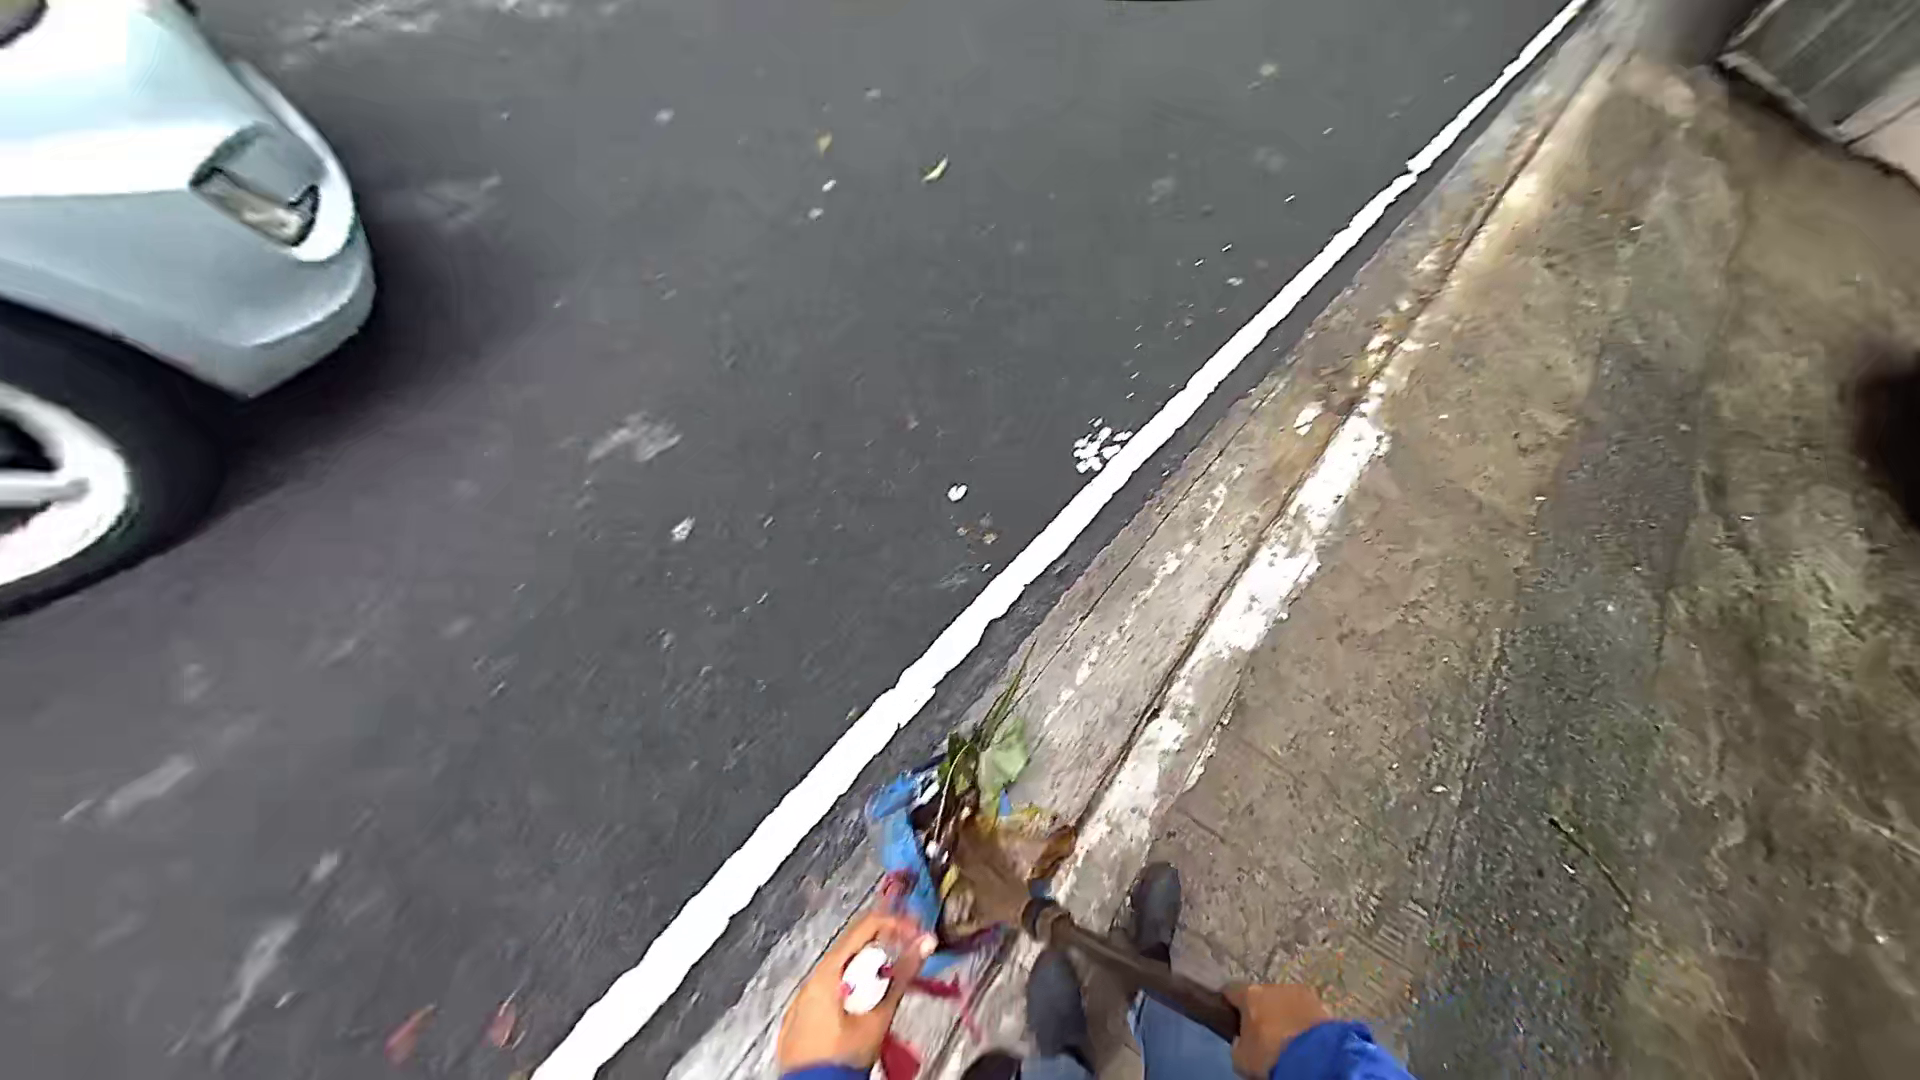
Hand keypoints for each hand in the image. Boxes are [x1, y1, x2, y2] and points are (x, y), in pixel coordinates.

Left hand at [776, 911, 936, 1070]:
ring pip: (844, 968)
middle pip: (855, 946)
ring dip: (870, 970)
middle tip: (908, 956)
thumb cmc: (843, 1061)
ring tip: (889, 984)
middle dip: (885, 949)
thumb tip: (924, 944)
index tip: (916, 931)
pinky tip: (865, 1003)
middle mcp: (811, 979)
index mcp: (828, 972)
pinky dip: (853, 987)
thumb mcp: (879, 1017)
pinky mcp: (802, 1018)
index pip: (866, 927)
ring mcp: (804, 998)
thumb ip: (901, 976)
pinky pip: (831, 989)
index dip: (895, 924)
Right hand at [1223, 983, 1330, 1078]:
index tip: (1231, 1018)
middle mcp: (1271, 986)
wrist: (1318, 1061)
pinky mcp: (1321, 1005)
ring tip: (1289, 1039)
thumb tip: (1240, 1041)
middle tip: (1265, 1035)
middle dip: (1261, 1012)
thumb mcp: (1244, 1060)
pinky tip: (1304, 1041)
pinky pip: (1304, 1013)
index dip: (1229, 1003)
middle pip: (1259, 996)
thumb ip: (1237, 1047)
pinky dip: (1302, 1023)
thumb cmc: (1273, 1056)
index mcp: (1248, 994)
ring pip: (1284, 1002)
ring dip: (1283, 1015)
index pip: (1230, 990)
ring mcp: (1297, 993)